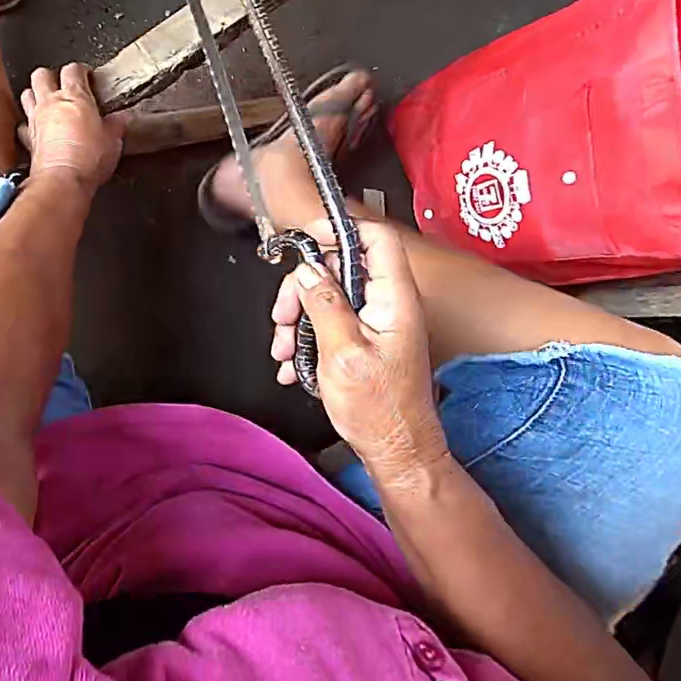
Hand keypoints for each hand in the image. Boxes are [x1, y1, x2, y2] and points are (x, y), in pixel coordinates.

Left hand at [20, 63, 127, 189]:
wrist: (63, 181)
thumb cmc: (88, 159)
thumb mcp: (113, 141)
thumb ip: (116, 126)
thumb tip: (123, 119)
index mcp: (75, 97)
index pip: (73, 70)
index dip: (81, 71)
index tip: (87, 77)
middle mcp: (52, 103)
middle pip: (42, 74)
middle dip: (51, 76)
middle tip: (62, 85)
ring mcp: (36, 119)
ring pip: (27, 93)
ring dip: (35, 94)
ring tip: (47, 101)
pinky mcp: (28, 139)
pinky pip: (23, 124)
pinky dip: (28, 124)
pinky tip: (37, 129)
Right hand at [271, 219, 448, 482]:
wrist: (396, 451)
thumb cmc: (381, 411)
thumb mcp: (342, 354)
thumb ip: (324, 305)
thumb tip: (309, 271)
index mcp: (393, 299)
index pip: (376, 238)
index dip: (342, 229)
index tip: (309, 237)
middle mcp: (388, 304)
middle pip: (341, 268)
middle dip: (304, 288)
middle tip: (284, 314)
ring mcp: (377, 321)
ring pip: (330, 295)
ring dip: (300, 317)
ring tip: (286, 347)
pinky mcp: (366, 338)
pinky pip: (331, 320)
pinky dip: (308, 335)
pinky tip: (295, 359)